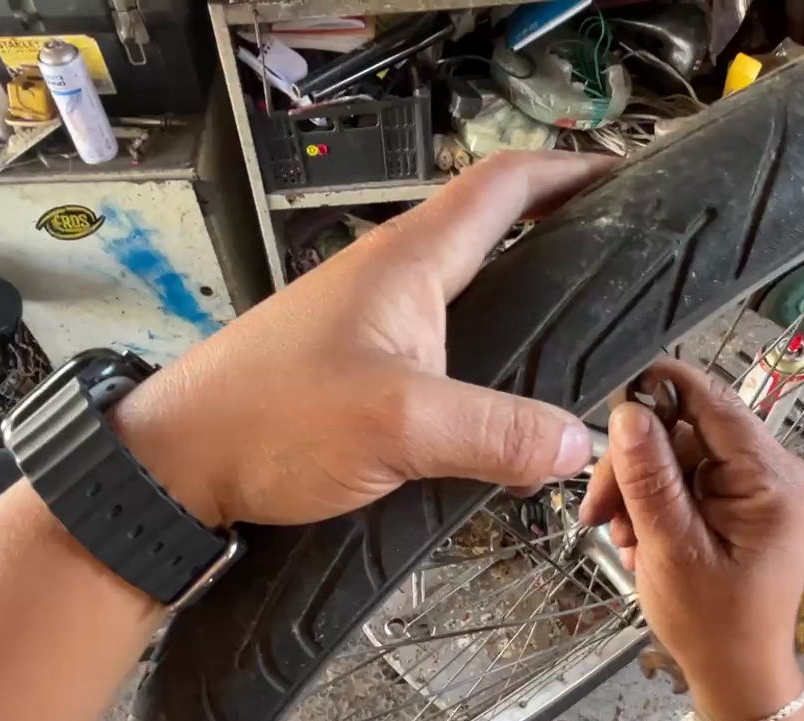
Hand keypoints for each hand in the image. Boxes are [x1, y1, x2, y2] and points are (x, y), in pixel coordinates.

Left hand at [110, 151, 614, 526]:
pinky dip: (477, 371)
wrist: (181, 463)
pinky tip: (494, 411)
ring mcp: (368, 326)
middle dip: (553, 244)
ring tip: (565, 349)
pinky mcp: (354, 371)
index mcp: (406, 263)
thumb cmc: (271, 420)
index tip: (621, 184)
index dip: (568, 174)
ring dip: (514, 316)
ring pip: (462, 304)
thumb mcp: (399, 424)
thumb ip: (494, 432)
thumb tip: (573, 443)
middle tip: (607, 279)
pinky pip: (435, 357)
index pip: (502, 187)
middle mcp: (389, 281)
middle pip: (487, 239)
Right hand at [577, 361, 803, 718]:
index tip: (610, 399)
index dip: (659, 391)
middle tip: (599, 513)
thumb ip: (649, 479)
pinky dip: (652, 507)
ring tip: (621, 539)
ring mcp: (755, 490)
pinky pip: (685, 484)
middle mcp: (771, 474)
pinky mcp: (739, 506)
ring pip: (677, 459)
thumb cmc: (711, 623)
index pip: (713, 403)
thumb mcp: (672, 549)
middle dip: (635, 467)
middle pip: (686, 433)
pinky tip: (638, 541)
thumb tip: (627, 413)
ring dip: (637, 493)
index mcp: (769, 480)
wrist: (736, 673)